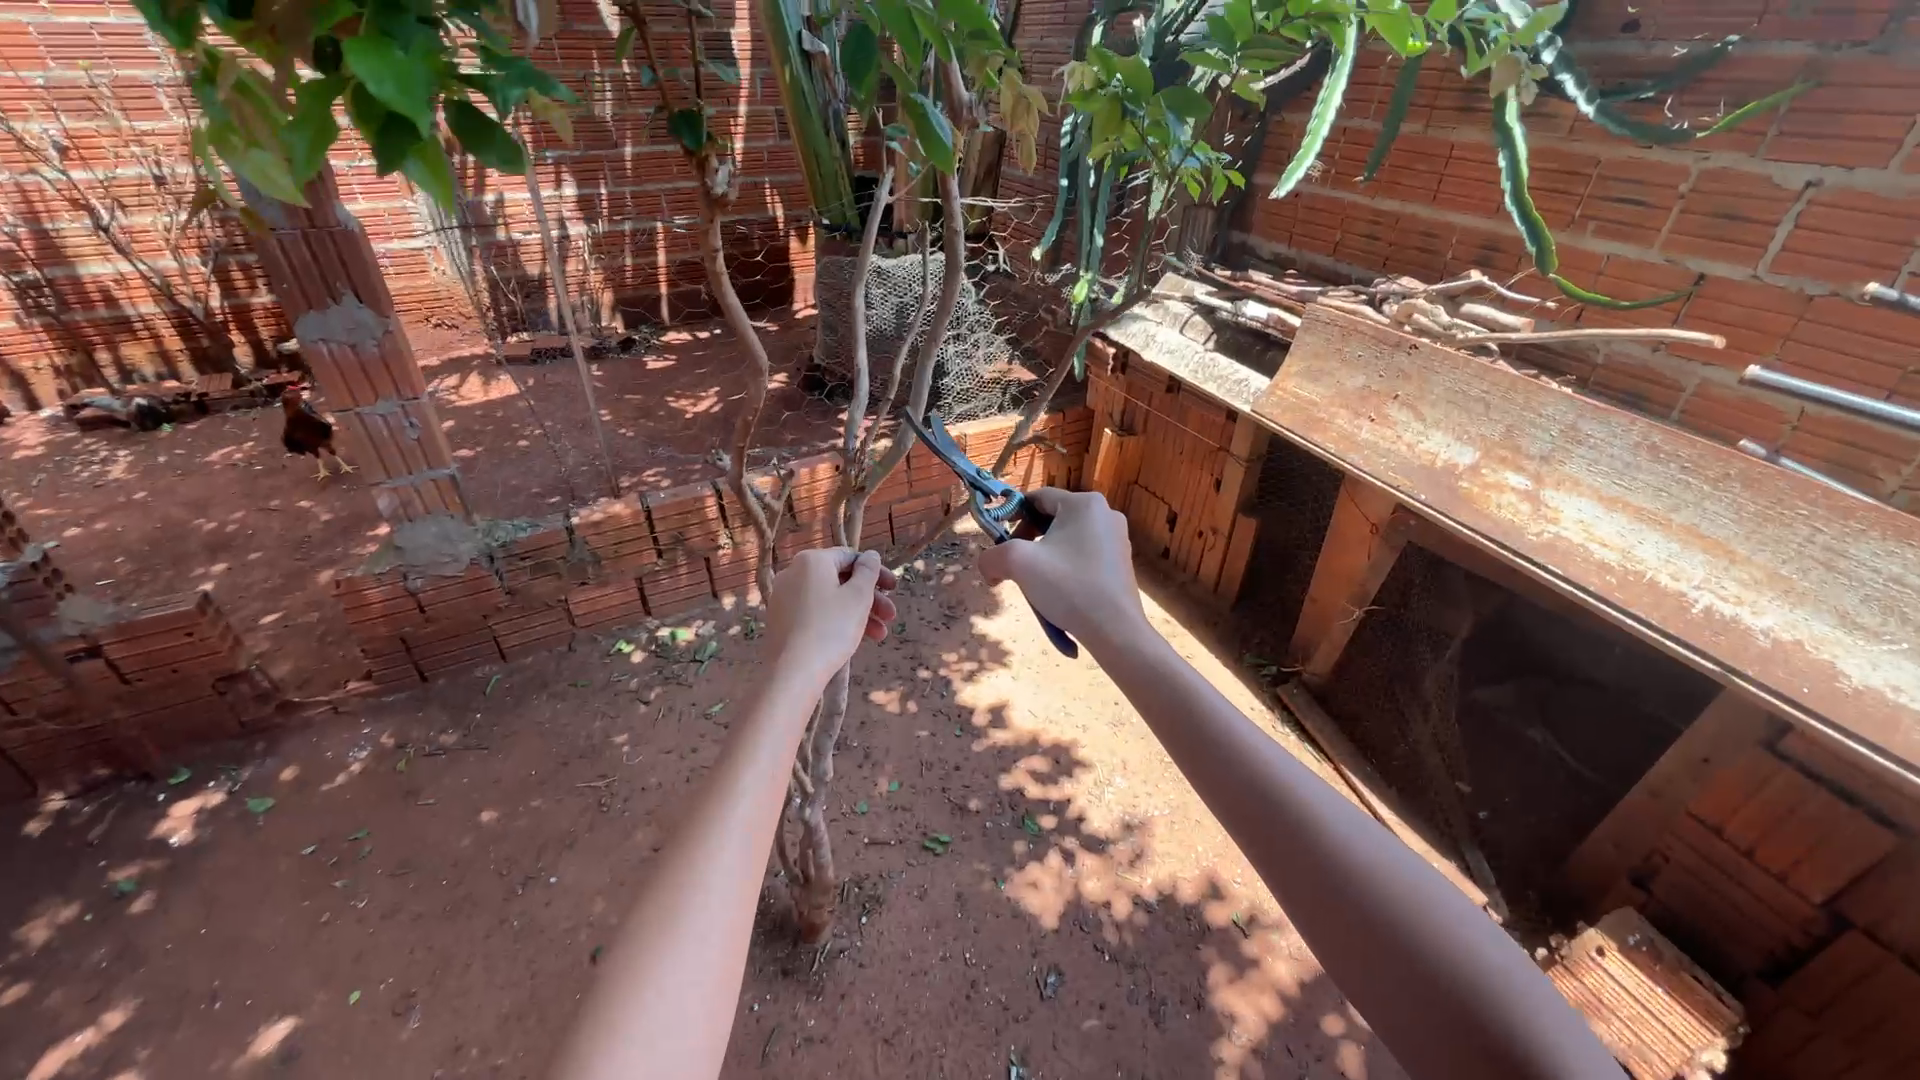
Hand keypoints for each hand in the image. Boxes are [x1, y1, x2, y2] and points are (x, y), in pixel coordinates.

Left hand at [766, 548, 897, 682]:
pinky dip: (836, 621)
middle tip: (891, 616)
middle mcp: (793, 573)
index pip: (850, 557)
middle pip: (840, 580)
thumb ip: (868, 571)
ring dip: (857, 613)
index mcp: (811, 560)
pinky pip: (815, 613)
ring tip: (879, 635)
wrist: (793, 672)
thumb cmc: (831, 628)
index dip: (876, 572)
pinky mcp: (781, 621)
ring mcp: (784, 598)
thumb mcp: (858, 596)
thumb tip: (870, 556)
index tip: (893, 589)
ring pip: (829, 599)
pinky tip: (854, 639)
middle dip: (869, 598)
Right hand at [976, 488, 1147, 651]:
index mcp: (1085, 503)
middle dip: (1029, 540)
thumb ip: (992, 556)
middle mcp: (1106, 513)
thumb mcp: (1018, 564)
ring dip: (1046, 556)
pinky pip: (1084, 555)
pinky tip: (1061, 591)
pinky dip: (1066, 567)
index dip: (1012, 516)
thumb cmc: (1068, 587)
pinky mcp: (1122, 562)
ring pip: (1067, 539)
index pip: (1037, 498)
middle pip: (1053, 518)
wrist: (1114, 630)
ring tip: (1037, 582)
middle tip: (1017, 566)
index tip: (1000, 541)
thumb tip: (988, 567)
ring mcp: (1117, 538)